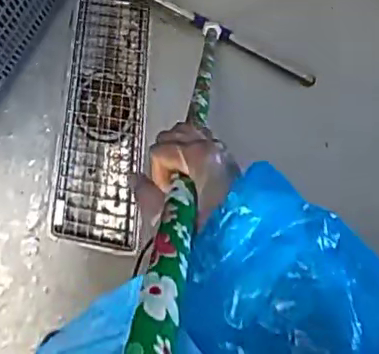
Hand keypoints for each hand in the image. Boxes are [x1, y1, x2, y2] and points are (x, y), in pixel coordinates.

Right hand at [132, 121, 239, 241]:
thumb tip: (136, 178)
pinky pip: (203, 141)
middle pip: (175, 133)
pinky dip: (192, 152)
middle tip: (170, 188)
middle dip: (165, 157)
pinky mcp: (228, 158)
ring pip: (190, 133)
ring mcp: (222, 150)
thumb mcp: (170, 220)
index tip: (166, 195)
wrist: (242, 245)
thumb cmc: (207, 236)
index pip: (160, 149)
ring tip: (181, 182)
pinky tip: (193, 177)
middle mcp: (211, 146)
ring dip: (178, 152)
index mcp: (198, 156)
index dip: (157, 173)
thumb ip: (148, 197)